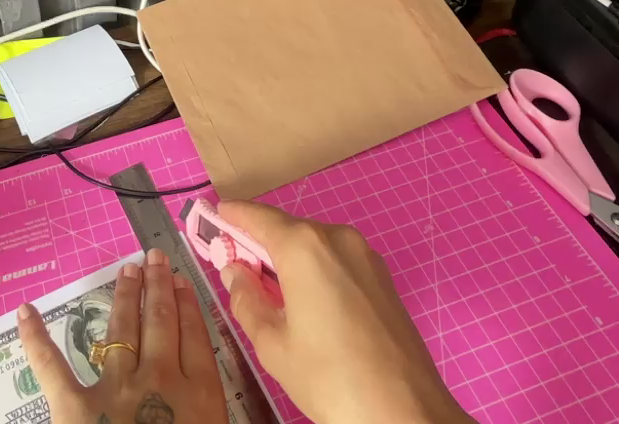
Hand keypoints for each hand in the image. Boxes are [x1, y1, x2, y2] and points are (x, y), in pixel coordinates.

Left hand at [18, 248, 228, 423]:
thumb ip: (202, 414)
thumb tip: (197, 395)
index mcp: (199, 398)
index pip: (196, 337)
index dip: (188, 304)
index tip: (182, 280)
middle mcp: (161, 381)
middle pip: (162, 323)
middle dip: (158, 286)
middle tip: (152, 257)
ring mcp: (116, 390)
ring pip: (123, 330)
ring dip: (125, 296)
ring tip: (126, 270)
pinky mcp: (74, 408)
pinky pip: (52, 368)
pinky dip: (34, 339)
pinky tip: (23, 311)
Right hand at [217, 200, 467, 423]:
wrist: (406, 413)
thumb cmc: (330, 378)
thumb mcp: (272, 345)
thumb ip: (245, 300)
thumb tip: (234, 271)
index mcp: (303, 246)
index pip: (257, 216)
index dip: (231, 215)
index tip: (212, 216)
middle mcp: (335, 237)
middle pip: (285, 229)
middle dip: (258, 243)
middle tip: (236, 267)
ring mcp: (364, 254)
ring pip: (312, 245)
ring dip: (287, 258)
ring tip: (271, 293)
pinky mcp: (382, 276)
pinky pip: (335, 259)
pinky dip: (314, 268)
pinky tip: (306, 302)